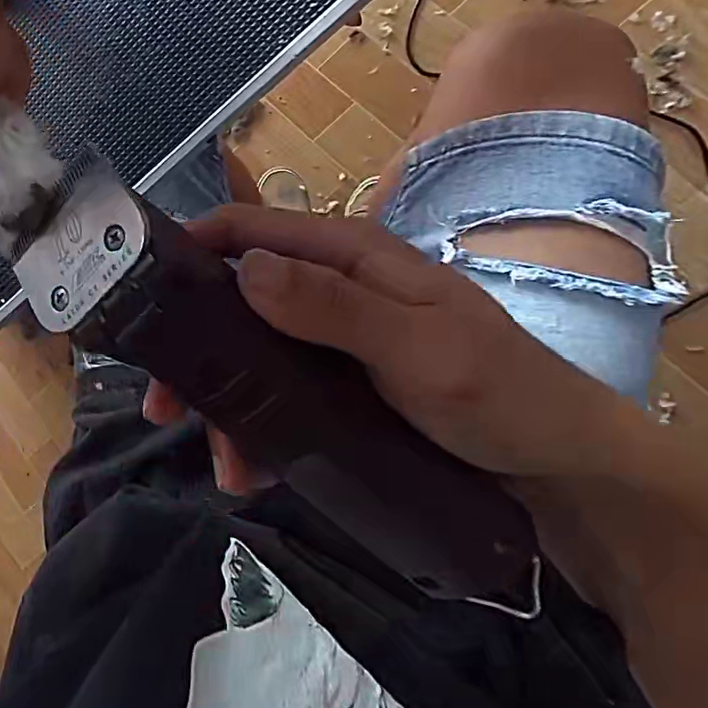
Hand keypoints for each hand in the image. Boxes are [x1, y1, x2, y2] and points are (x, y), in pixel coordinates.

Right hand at [143, 205, 650, 488]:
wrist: (567, 478)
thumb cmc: (505, 398)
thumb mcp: (420, 349)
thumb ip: (335, 306)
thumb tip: (245, 269)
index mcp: (350, 256)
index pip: (254, 229)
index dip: (193, 245)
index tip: (141, 287)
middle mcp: (333, 288)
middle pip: (237, 298)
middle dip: (195, 348)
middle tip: (163, 403)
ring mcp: (333, 338)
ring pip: (251, 354)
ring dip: (223, 403)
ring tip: (220, 463)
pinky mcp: (337, 384)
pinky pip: (277, 393)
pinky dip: (255, 428)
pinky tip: (251, 469)